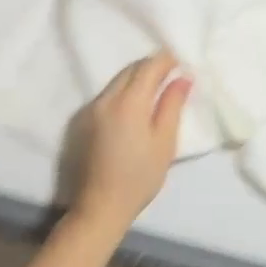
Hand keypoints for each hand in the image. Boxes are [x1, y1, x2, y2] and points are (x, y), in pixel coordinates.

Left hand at [70, 52, 191, 235]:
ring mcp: (91, 109)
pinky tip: (136, 106)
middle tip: (171, 74)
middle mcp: (106, 99)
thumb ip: (173, 105)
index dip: (166, 60)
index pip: (148, 67)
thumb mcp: (165, 142)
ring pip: (117, 80)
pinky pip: (108, 94)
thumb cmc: (140, 177)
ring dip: (137, 78)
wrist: (100, 206)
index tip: (181, 62)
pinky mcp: (83, 120)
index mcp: (128, 103)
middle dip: (151, 66)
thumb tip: (182, 78)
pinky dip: (124, 90)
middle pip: (131, 69)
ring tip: (156, 89)